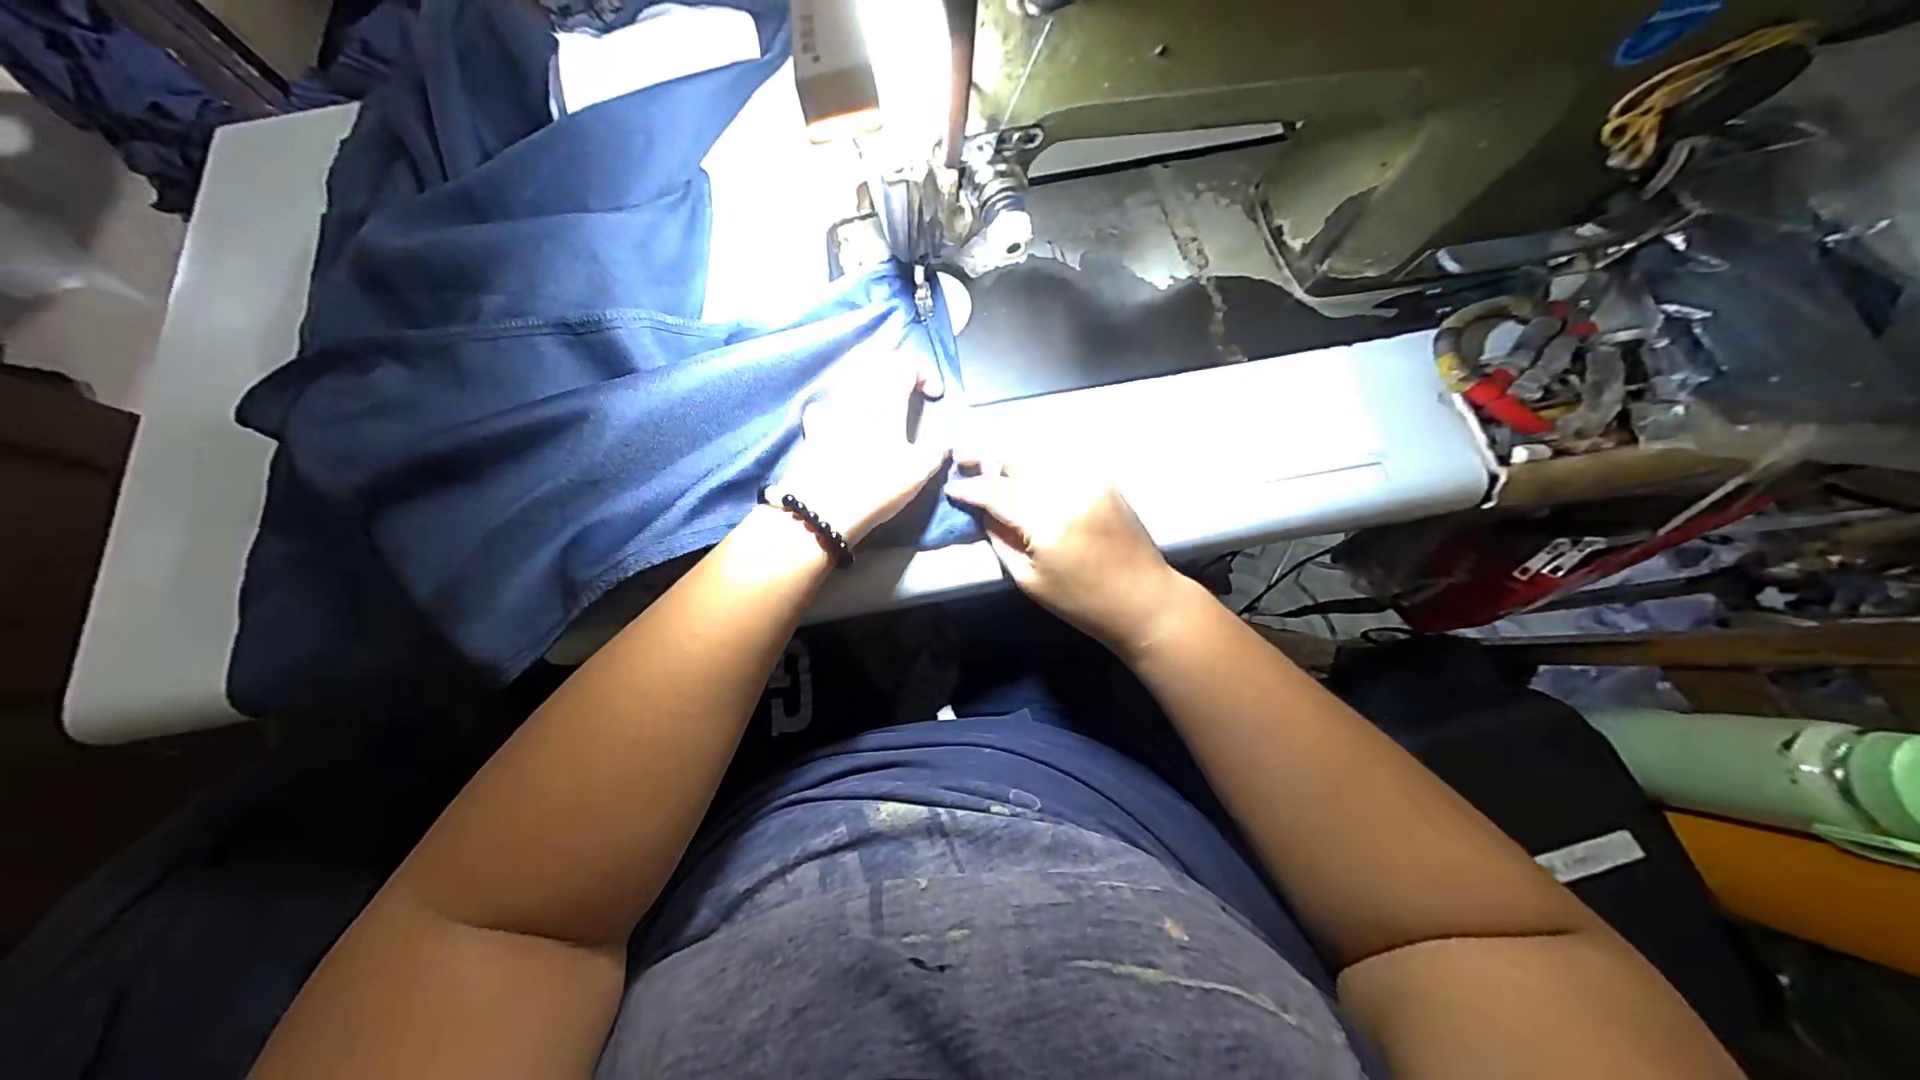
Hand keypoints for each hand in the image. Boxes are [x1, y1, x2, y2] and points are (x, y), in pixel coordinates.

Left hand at [769, 345, 951, 545]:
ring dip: (871, 384)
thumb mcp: (920, 471)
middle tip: (911, 390)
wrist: (823, 509)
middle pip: (877, 362)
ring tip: (882, 405)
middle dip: (898, 370)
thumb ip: (937, 447)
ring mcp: (831, 407)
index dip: (925, 371)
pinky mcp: (813, 427)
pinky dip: (839, 405)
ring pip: (851, 378)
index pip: (907, 362)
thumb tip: (944, 437)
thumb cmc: (877, 486)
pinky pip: (826, 403)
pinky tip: (843, 421)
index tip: (934, 396)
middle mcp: (857, 393)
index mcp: (887, 397)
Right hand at [946, 458, 1193, 657]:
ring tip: (990, 456)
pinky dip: (1040, 453)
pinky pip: (1064, 455)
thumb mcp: (1028, 579)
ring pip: (1040, 449)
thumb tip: (983, 511)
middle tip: (964, 457)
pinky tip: (1025, 461)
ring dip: (1011, 449)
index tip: (952, 488)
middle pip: (1017, 456)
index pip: (996, 492)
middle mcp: (1067, 490)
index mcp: (1045, 521)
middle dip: (986, 453)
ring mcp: (1089, 480)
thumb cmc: (1081, 601)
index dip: (969, 489)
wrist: (1143, 598)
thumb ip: (1000, 539)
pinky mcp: (1103, 479)